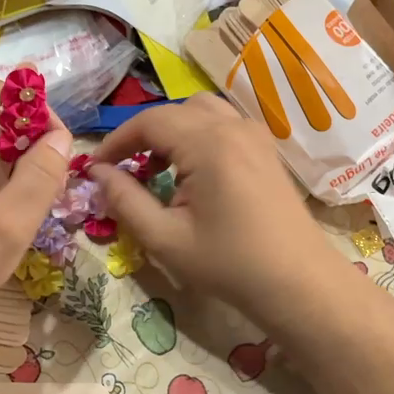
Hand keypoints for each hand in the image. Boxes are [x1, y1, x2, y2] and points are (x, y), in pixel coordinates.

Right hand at [89, 95, 338, 314]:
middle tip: (123, 170)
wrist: (297, 282)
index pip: (149, 122)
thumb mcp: (164, 238)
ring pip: (200, 112)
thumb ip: (125, 200)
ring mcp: (254, 135)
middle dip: (142, 135)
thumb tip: (97, 173)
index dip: (116, 141)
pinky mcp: (265, 149)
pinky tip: (191, 174)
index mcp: (208, 144)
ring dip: (171, 132)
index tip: (96, 168)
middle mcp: (233, 128)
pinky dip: (197, 136)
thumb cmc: (228, 264)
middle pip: (174, 111)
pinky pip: (222, 124)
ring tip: (158, 169)